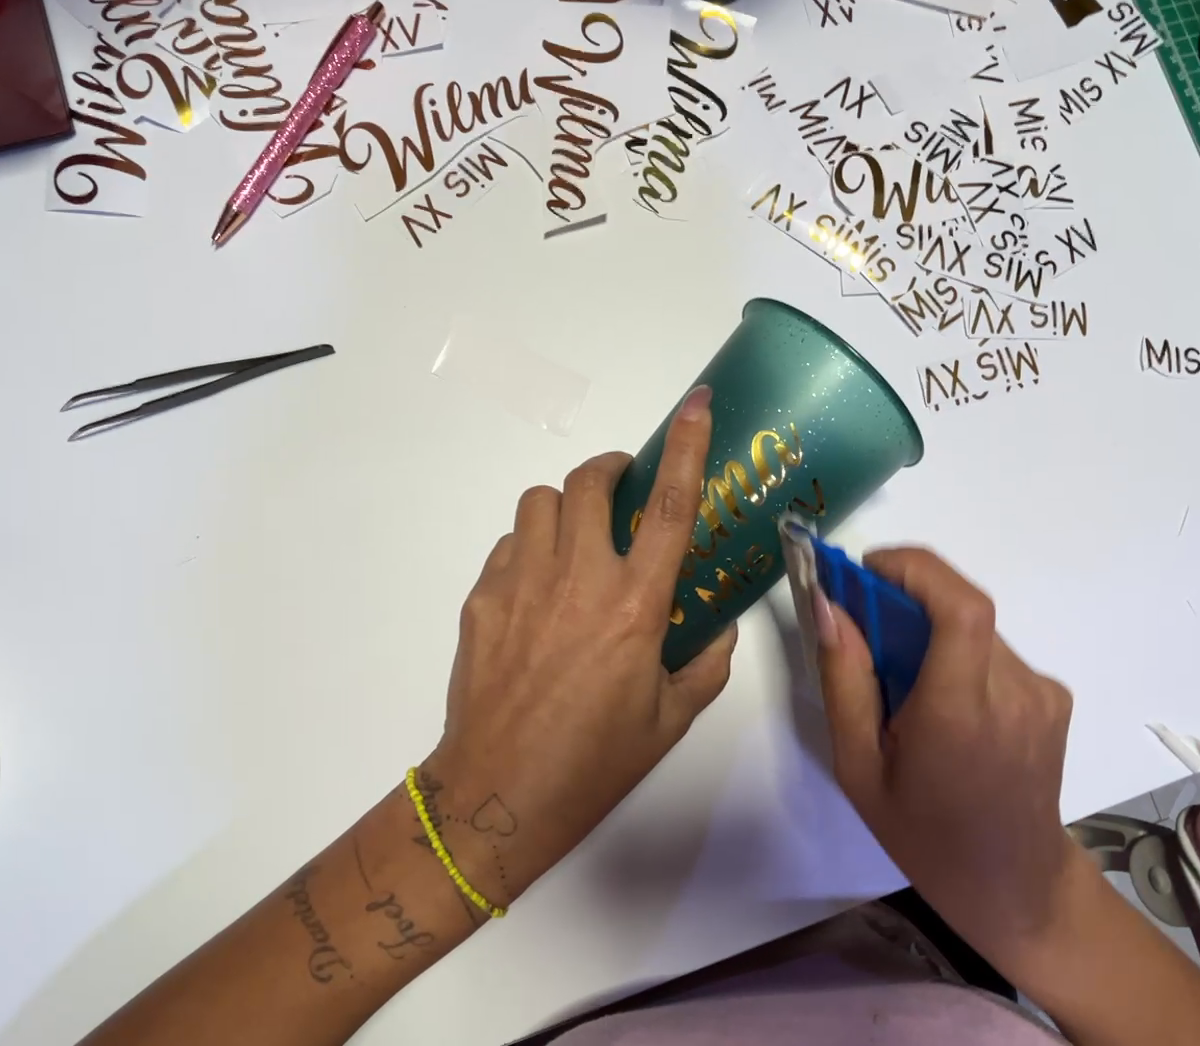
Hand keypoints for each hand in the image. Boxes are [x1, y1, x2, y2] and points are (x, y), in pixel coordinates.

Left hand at [420, 385, 738, 910]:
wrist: (500, 793)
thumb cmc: (596, 760)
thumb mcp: (671, 718)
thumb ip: (708, 663)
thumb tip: (719, 625)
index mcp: (635, 606)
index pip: (669, 507)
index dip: (686, 447)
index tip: (695, 405)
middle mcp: (578, 579)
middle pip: (587, 481)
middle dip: (609, 470)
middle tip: (621, 491)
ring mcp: (521, 584)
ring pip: (538, 502)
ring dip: (564, 508)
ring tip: (576, 542)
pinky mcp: (481, 599)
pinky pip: (508, 546)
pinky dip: (528, 550)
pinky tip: (536, 591)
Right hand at [811, 548, 1079, 962]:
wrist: (1013, 885)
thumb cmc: (924, 834)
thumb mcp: (858, 766)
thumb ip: (845, 679)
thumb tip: (829, 606)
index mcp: (962, 712)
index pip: (960, 606)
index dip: (914, 568)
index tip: (867, 567)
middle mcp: (1015, 691)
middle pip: (961, 610)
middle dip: (905, 600)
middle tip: (862, 624)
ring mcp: (1043, 693)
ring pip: (974, 629)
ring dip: (930, 632)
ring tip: (899, 683)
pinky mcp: (1052, 697)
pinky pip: (993, 652)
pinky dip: (956, 656)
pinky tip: (939, 704)